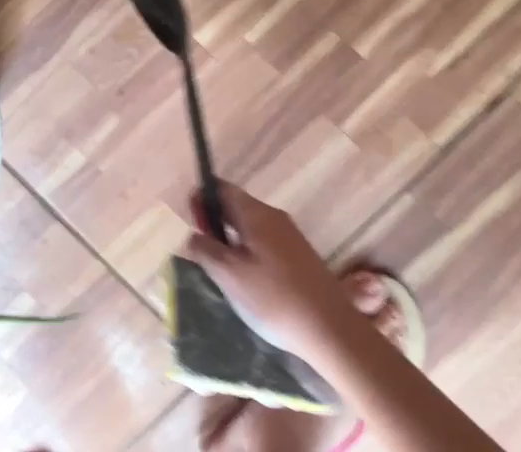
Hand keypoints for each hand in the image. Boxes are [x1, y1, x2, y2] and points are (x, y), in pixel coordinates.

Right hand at [180, 181, 359, 355]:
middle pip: (235, 206)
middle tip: (197, 250)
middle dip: (213, 222)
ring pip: (249, 228)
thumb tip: (187, 234)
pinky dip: (247, 253)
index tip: (187, 222)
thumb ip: (203, 249)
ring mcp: (290, 238)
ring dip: (229, 240)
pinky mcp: (300, 259)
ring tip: (217, 268)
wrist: (333, 333)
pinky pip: (264, 244)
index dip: (200, 198)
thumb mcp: (229, 275)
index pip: (221, 188)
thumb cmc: (275, 299)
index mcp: (256, 214)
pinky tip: (244, 281)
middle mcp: (274, 218)